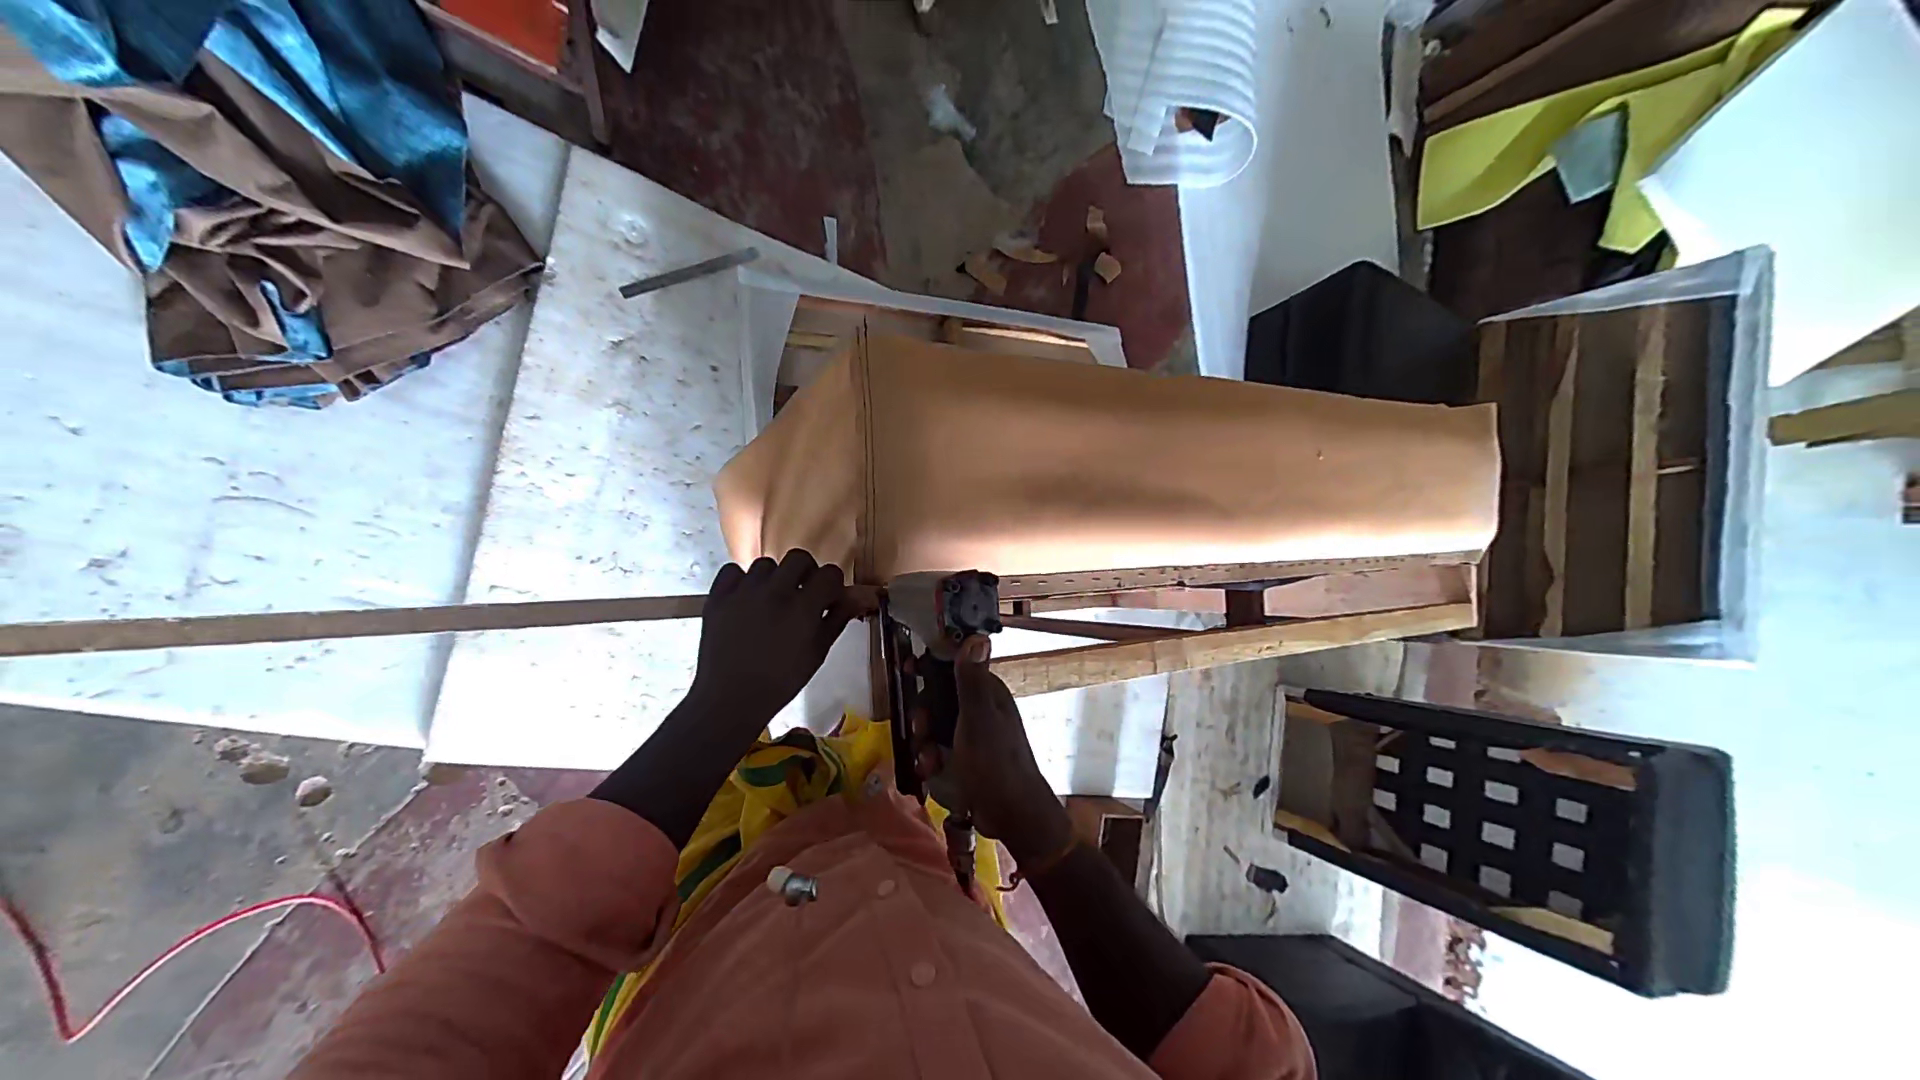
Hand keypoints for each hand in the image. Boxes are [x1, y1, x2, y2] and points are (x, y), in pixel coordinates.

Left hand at [689, 549, 873, 728]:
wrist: (731, 698)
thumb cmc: (781, 681)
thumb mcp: (817, 652)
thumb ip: (837, 619)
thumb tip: (858, 597)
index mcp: (803, 608)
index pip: (829, 574)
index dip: (833, 584)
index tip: (830, 597)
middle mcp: (774, 592)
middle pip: (799, 558)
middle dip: (807, 572)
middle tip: (803, 593)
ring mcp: (743, 592)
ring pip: (766, 564)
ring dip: (775, 577)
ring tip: (772, 599)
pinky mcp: (718, 597)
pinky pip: (733, 570)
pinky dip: (742, 580)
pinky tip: (746, 597)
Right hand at [941, 635, 1073, 865]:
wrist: (1010, 814)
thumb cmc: (995, 763)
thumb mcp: (978, 718)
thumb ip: (971, 680)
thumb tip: (977, 636)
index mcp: (987, 693)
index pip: (954, 666)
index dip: (931, 666)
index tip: (909, 670)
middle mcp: (980, 709)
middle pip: (937, 698)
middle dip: (924, 715)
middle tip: (921, 729)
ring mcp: (972, 735)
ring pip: (934, 726)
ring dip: (925, 742)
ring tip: (929, 760)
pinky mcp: (964, 759)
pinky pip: (938, 750)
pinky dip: (931, 759)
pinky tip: (932, 770)